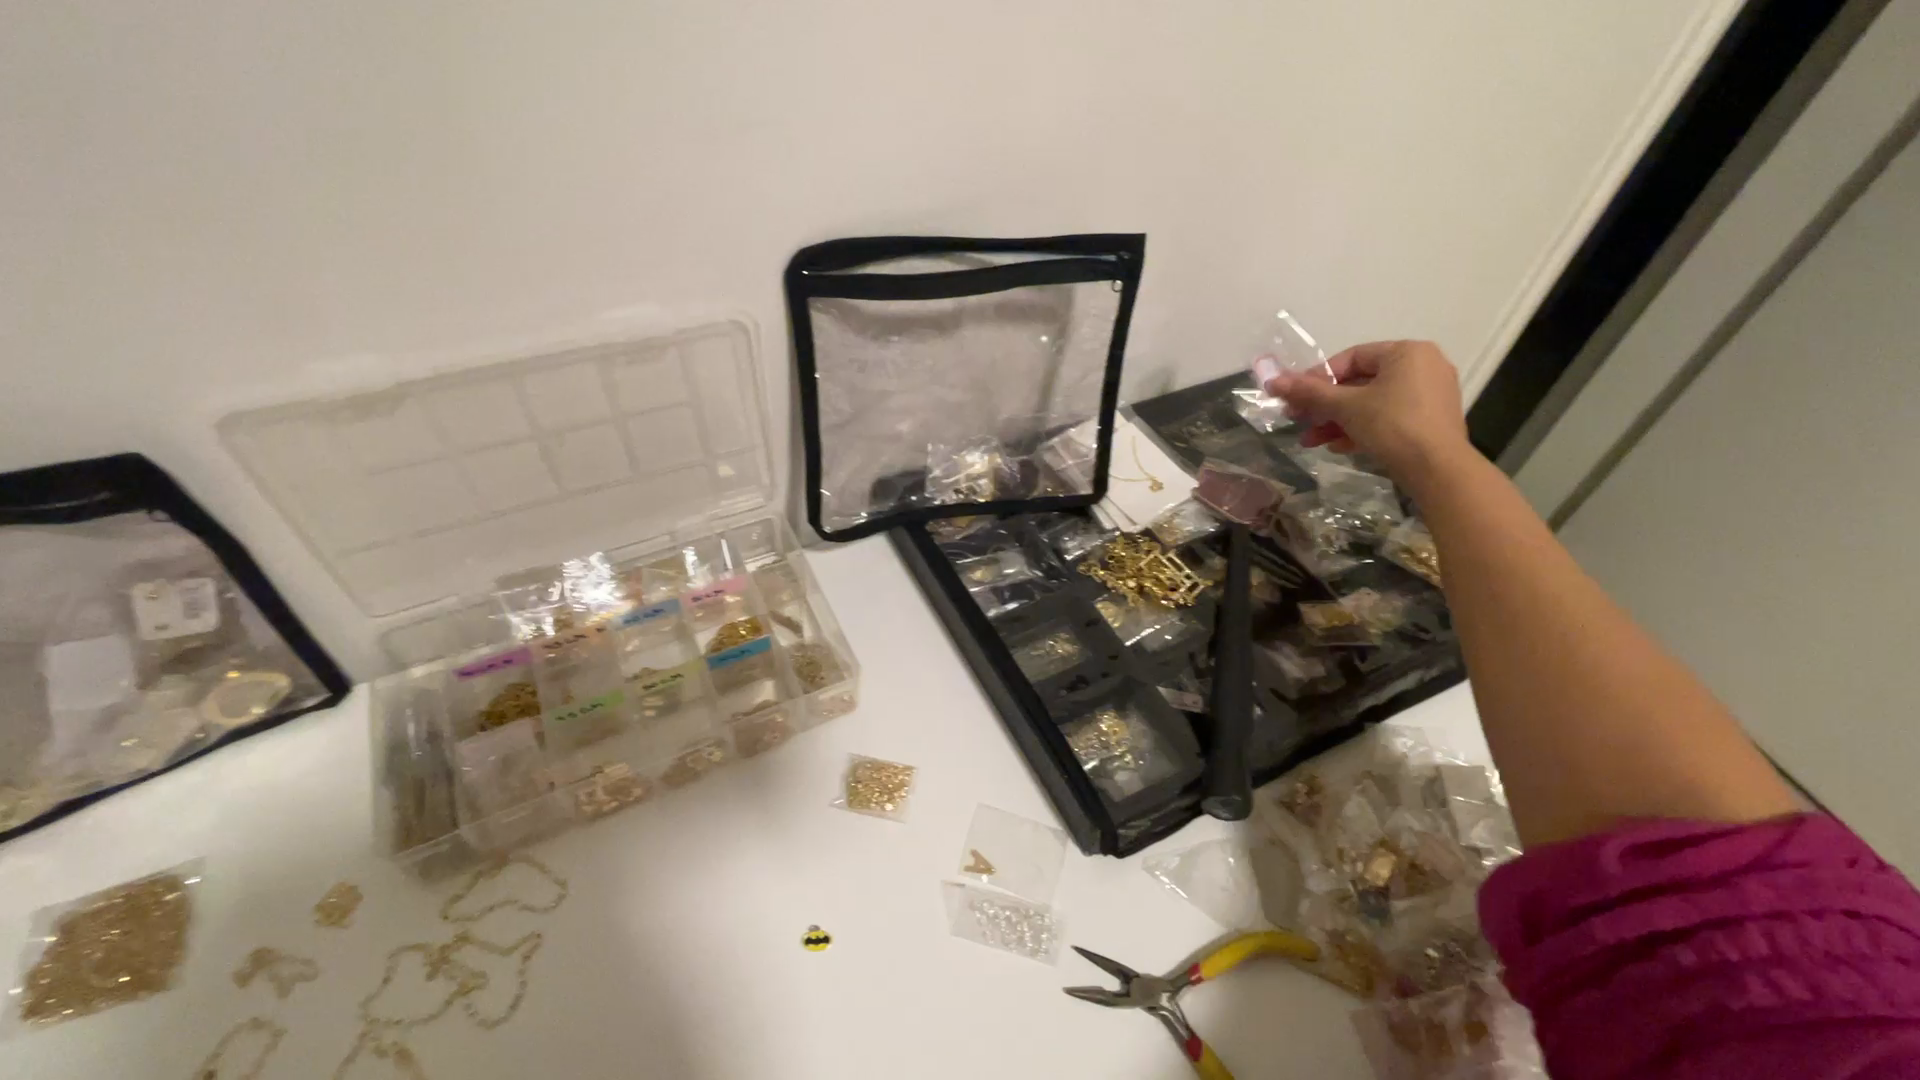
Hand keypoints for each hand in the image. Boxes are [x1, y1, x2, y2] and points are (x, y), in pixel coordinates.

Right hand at [1263, 340, 1468, 483]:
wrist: (1437, 469)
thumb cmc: (1392, 425)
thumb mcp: (1345, 407)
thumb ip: (1309, 392)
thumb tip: (1272, 381)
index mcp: (1406, 352)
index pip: (1351, 358)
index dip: (1318, 378)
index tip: (1296, 397)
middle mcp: (1422, 366)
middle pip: (1359, 382)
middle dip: (1325, 406)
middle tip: (1299, 420)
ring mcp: (1428, 394)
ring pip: (1370, 403)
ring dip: (1337, 421)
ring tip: (1311, 441)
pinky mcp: (1429, 420)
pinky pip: (1387, 417)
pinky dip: (1361, 429)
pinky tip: (1337, 447)